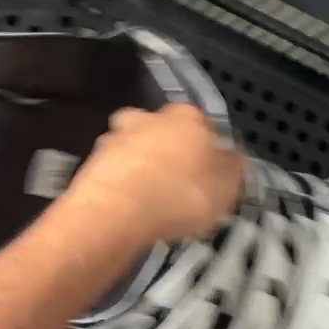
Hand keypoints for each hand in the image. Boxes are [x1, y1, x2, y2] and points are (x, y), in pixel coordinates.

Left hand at [58, 105, 244, 243]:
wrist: (116, 212)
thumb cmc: (181, 194)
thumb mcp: (227, 186)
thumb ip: (233, 166)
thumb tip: (235, 156)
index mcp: (187, 116)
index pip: (204, 125)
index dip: (208, 150)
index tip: (209, 173)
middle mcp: (149, 116)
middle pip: (165, 131)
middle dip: (170, 151)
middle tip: (177, 182)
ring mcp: (116, 136)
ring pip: (135, 146)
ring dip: (141, 164)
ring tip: (149, 197)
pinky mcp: (93, 160)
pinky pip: (115, 169)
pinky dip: (121, 182)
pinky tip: (128, 205)